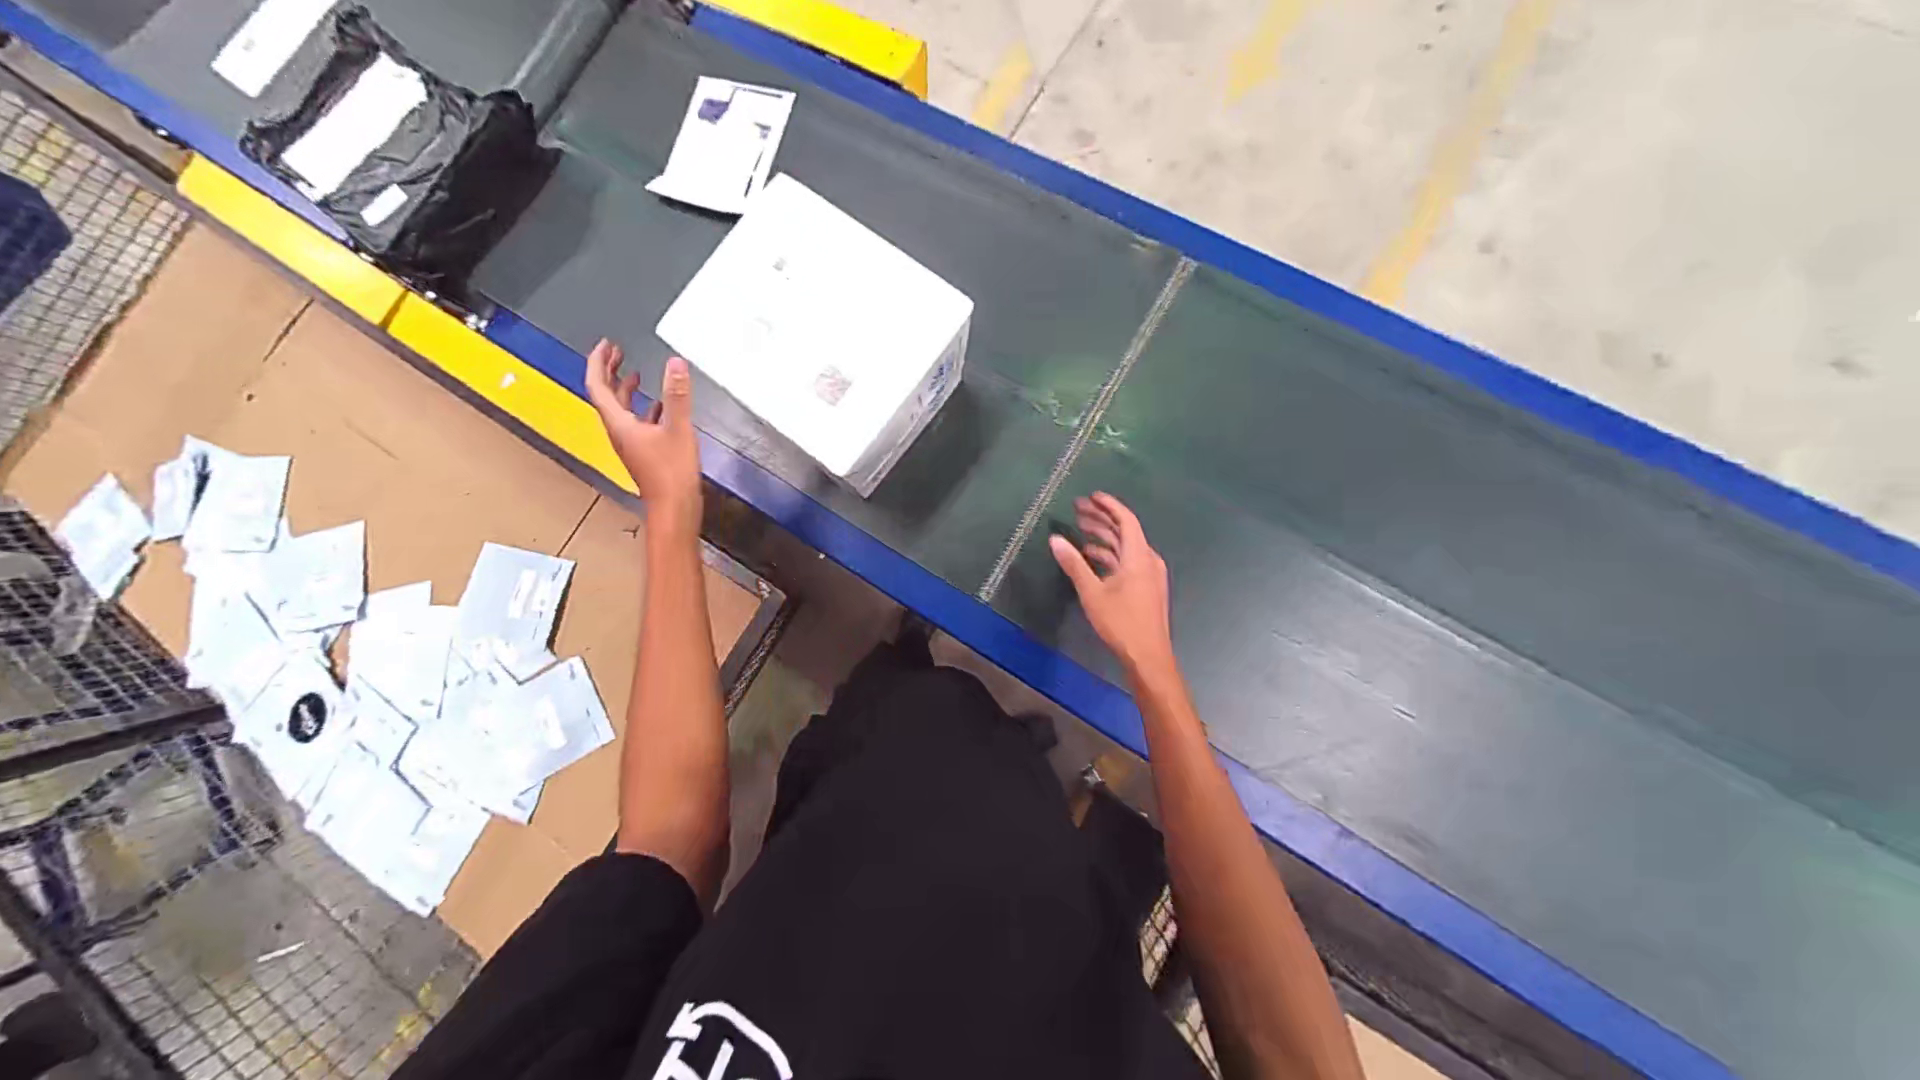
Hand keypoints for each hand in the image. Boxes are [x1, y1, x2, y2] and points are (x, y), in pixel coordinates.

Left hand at [584, 339, 701, 535]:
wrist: (674, 507)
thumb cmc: (672, 474)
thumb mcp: (678, 429)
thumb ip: (678, 395)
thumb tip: (675, 364)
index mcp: (620, 424)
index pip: (598, 385)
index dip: (599, 362)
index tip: (606, 345)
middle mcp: (620, 432)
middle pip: (606, 396)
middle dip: (610, 371)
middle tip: (617, 352)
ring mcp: (631, 443)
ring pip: (621, 409)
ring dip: (625, 389)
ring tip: (634, 373)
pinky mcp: (644, 451)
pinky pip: (637, 423)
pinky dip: (644, 408)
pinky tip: (659, 406)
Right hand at [1050, 493, 1175, 678]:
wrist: (1148, 656)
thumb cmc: (1121, 623)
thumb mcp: (1092, 593)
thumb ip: (1074, 564)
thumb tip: (1056, 540)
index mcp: (1138, 556)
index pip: (1126, 520)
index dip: (1109, 505)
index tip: (1092, 496)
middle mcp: (1148, 560)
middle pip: (1125, 531)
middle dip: (1101, 519)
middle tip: (1078, 511)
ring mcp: (1150, 575)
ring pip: (1125, 547)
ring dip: (1104, 537)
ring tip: (1081, 531)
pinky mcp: (1147, 587)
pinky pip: (1128, 561)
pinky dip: (1110, 555)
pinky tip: (1092, 557)